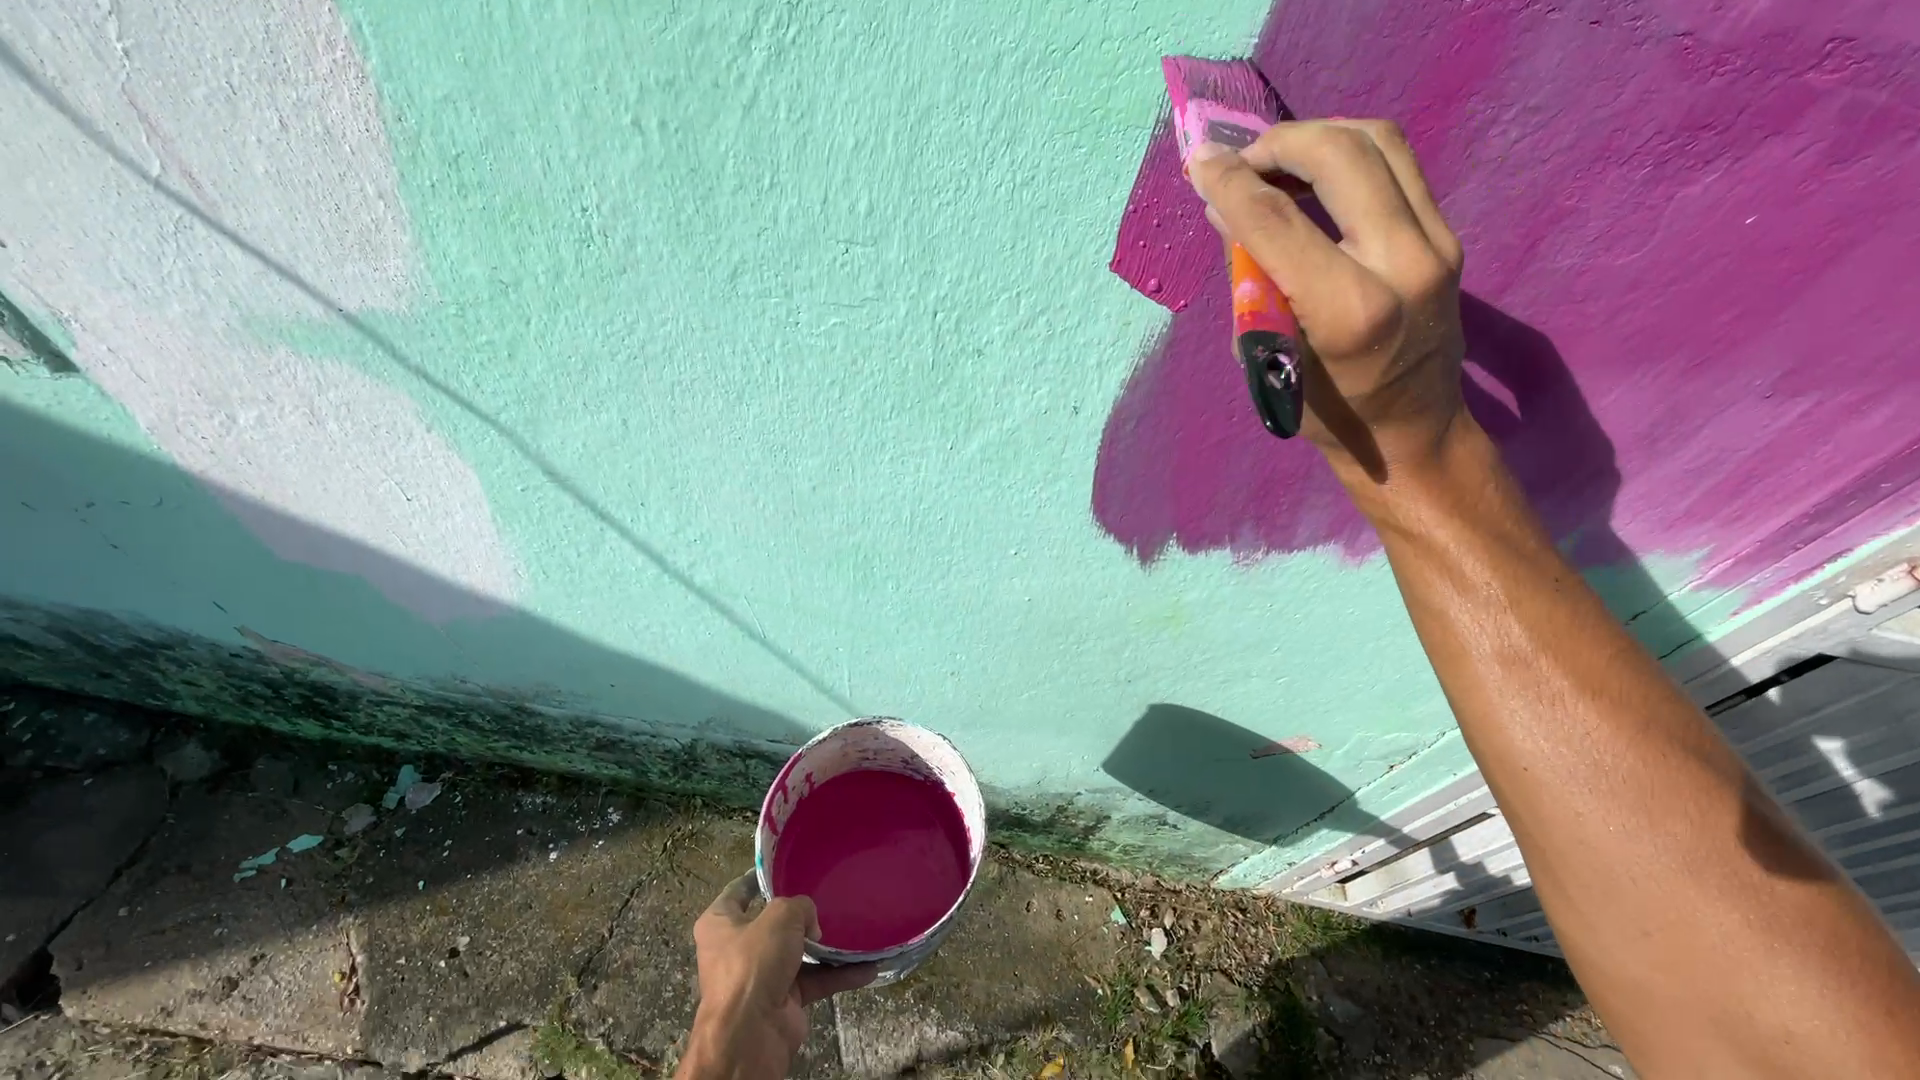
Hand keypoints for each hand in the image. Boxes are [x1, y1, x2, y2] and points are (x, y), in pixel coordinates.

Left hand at [676, 875, 874, 1079]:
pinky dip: (840, 975)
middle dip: (800, 914)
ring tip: (855, 928)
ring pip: (799, 953)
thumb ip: (800, 907)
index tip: (783, 866)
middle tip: (828, 896)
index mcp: (720, 924)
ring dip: (826, 946)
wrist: (752, 1032)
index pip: (737, 893)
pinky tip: (867, 967)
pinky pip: (816, 980)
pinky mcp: (784, 1000)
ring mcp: (762, 976)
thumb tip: (810, 925)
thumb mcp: (780, 916)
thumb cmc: (754, 962)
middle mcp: (738, 949)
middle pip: (773, 923)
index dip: (758, 878)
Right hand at [1186, 121, 1467, 487]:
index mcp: (1349, 310)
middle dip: (1279, 144)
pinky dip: (1346, 154)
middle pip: (1341, 156)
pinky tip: (1312, 175)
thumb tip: (1227, 210)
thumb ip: (1250, 277)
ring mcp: (1436, 243)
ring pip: (1378, 142)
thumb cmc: (1326, 412)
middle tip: (1240, 163)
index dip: (1230, 184)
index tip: (1198, 163)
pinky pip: (1396, 164)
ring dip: (1316, 137)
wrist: (1412, 431)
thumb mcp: (1266, 355)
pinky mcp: (1446, 234)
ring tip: (1275, 162)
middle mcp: (1402, 263)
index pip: (1277, 221)